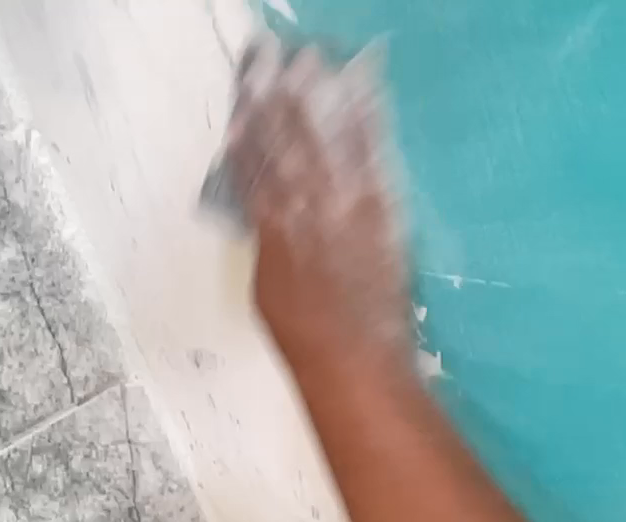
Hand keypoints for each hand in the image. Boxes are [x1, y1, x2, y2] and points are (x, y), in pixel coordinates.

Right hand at [225, 41, 412, 377]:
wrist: (355, 359)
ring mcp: (347, 210)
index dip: (249, 130)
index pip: (255, 170)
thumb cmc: (303, 336)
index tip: (243, 95)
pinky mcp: (382, 211)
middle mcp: (306, 214)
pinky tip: (361, 94)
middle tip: (271, 58)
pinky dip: (365, 124)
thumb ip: (267, 244)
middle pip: (288, 147)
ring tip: (310, 61)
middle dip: (278, 100)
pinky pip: (371, 159)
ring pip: (327, 144)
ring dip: (318, 100)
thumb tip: (265, 214)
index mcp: (272, 235)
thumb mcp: (266, 291)